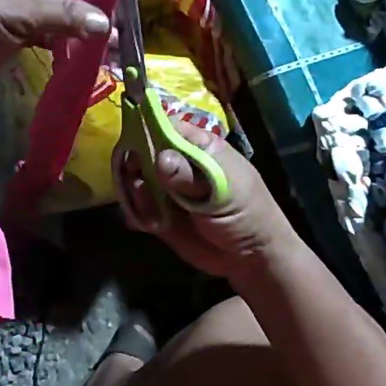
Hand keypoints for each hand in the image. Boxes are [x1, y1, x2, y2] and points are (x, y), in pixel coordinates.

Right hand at [120, 121, 300, 281]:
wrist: (252, 259)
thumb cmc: (248, 213)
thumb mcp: (225, 192)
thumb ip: (191, 176)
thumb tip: (160, 158)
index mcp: (197, 146)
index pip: (164, 126)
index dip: (145, 130)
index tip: (133, 146)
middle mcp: (176, 162)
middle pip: (140, 150)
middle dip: (133, 166)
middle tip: (140, 186)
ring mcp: (164, 187)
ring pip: (133, 179)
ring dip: (135, 195)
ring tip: (151, 214)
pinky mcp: (156, 212)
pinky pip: (135, 206)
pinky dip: (136, 213)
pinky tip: (149, 225)